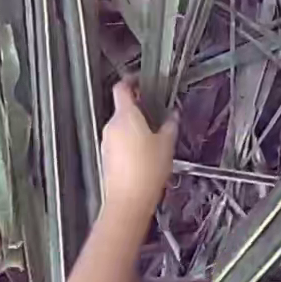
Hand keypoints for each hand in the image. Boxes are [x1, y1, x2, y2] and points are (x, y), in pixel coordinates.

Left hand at [99, 79, 178, 217]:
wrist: (128, 201)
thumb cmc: (147, 171)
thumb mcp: (167, 144)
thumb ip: (170, 125)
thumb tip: (173, 116)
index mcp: (125, 116)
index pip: (122, 88)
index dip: (131, 81)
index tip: (141, 80)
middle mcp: (112, 126)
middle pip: (123, 108)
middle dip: (140, 108)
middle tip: (157, 113)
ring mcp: (107, 142)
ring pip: (121, 126)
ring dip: (136, 126)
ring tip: (155, 137)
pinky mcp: (107, 156)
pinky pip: (119, 141)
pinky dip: (130, 142)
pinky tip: (145, 154)